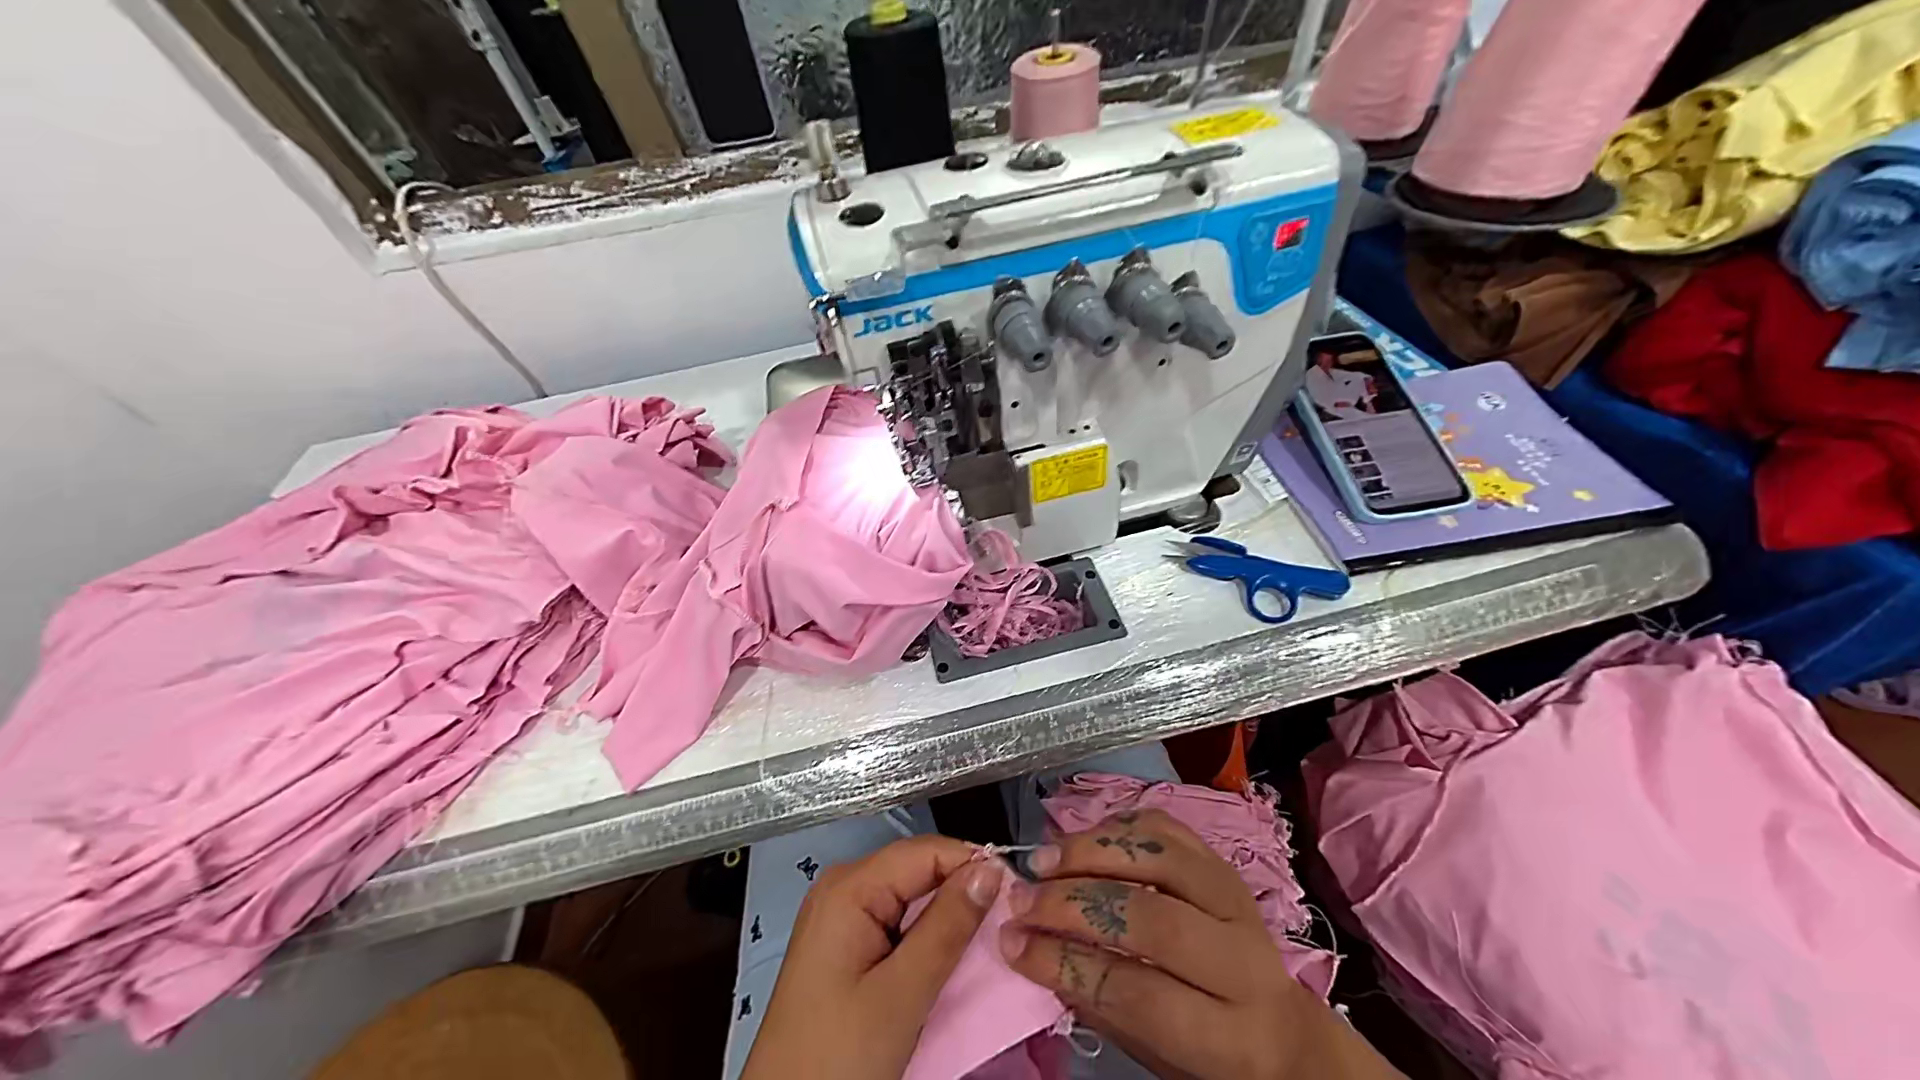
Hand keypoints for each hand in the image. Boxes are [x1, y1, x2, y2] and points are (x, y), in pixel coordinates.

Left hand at [742, 835, 1005, 1079]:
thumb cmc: (836, 1056)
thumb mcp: (900, 994)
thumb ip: (947, 926)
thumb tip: (990, 869)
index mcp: (851, 886)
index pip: (928, 851)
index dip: (974, 867)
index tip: (1015, 899)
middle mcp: (845, 886)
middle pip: (920, 869)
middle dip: (963, 893)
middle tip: (1004, 927)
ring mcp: (843, 913)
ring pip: (913, 896)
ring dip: (948, 917)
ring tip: (983, 946)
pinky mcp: (847, 942)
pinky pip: (899, 920)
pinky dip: (928, 936)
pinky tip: (948, 959)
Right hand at [998, 809, 1403, 1079]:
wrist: (1278, 1026)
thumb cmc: (1202, 1047)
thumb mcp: (1152, 1049)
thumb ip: (1097, 1000)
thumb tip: (1029, 947)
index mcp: (1226, 1030)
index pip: (1138, 989)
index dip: (1067, 962)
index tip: (1013, 944)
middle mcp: (1239, 956)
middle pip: (1152, 917)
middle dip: (1074, 903)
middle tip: (1022, 899)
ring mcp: (1234, 897)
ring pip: (1161, 859)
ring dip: (1091, 853)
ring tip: (1044, 861)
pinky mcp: (1222, 862)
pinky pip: (1166, 829)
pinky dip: (1118, 827)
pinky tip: (1083, 840)